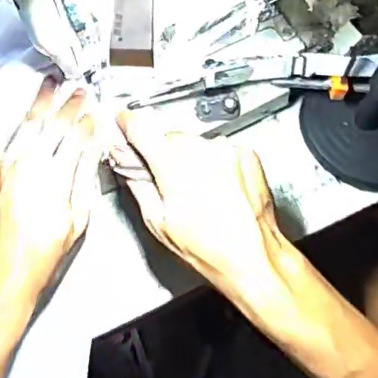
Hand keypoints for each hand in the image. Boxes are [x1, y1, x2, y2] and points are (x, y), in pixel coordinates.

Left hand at [0, 79, 99, 309]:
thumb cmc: (38, 259)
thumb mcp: (75, 223)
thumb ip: (84, 181)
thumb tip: (93, 148)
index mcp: (53, 179)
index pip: (76, 137)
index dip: (87, 121)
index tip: (95, 110)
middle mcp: (27, 166)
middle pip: (53, 126)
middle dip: (69, 105)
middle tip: (80, 91)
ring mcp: (3, 166)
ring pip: (26, 124)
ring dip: (41, 101)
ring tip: (51, 84)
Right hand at [113, 110, 285, 292]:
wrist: (254, 257)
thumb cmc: (210, 249)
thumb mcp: (158, 223)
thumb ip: (137, 184)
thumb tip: (125, 163)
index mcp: (172, 163)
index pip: (140, 129)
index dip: (128, 124)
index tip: (124, 121)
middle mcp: (199, 148)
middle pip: (170, 138)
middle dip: (166, 156)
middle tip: (172, 186)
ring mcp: (225, 147)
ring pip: (197, 144)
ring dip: (194, 160)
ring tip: (203, 194)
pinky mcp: (245, 151)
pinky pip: (221, 150)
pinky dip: (218, 164)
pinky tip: (222, 190)